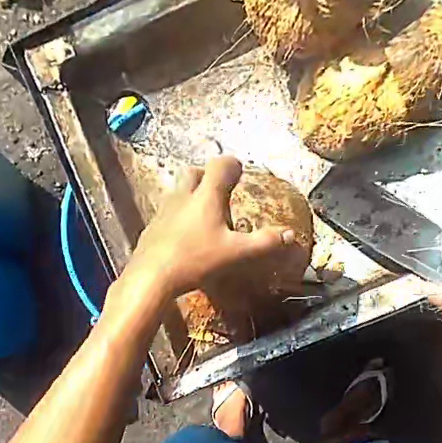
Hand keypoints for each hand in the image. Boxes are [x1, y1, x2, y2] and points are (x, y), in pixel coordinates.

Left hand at [125, 156, 299, 302]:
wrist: (151, 276)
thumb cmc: (195, 259)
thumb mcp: (235, 253)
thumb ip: (263, 243)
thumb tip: (290, 235)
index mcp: (206, 196)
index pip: (221, 165)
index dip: (232, 166)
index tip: (240, 174)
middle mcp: (183, 196)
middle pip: (194, 172)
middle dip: (207, 177)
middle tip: (220, 194)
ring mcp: (163, 211)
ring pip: (178, 193)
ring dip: (191, 198)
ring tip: (204, 218)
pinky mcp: (151, 228)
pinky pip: (167, 214)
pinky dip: (178, 218)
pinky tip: (184, 238)